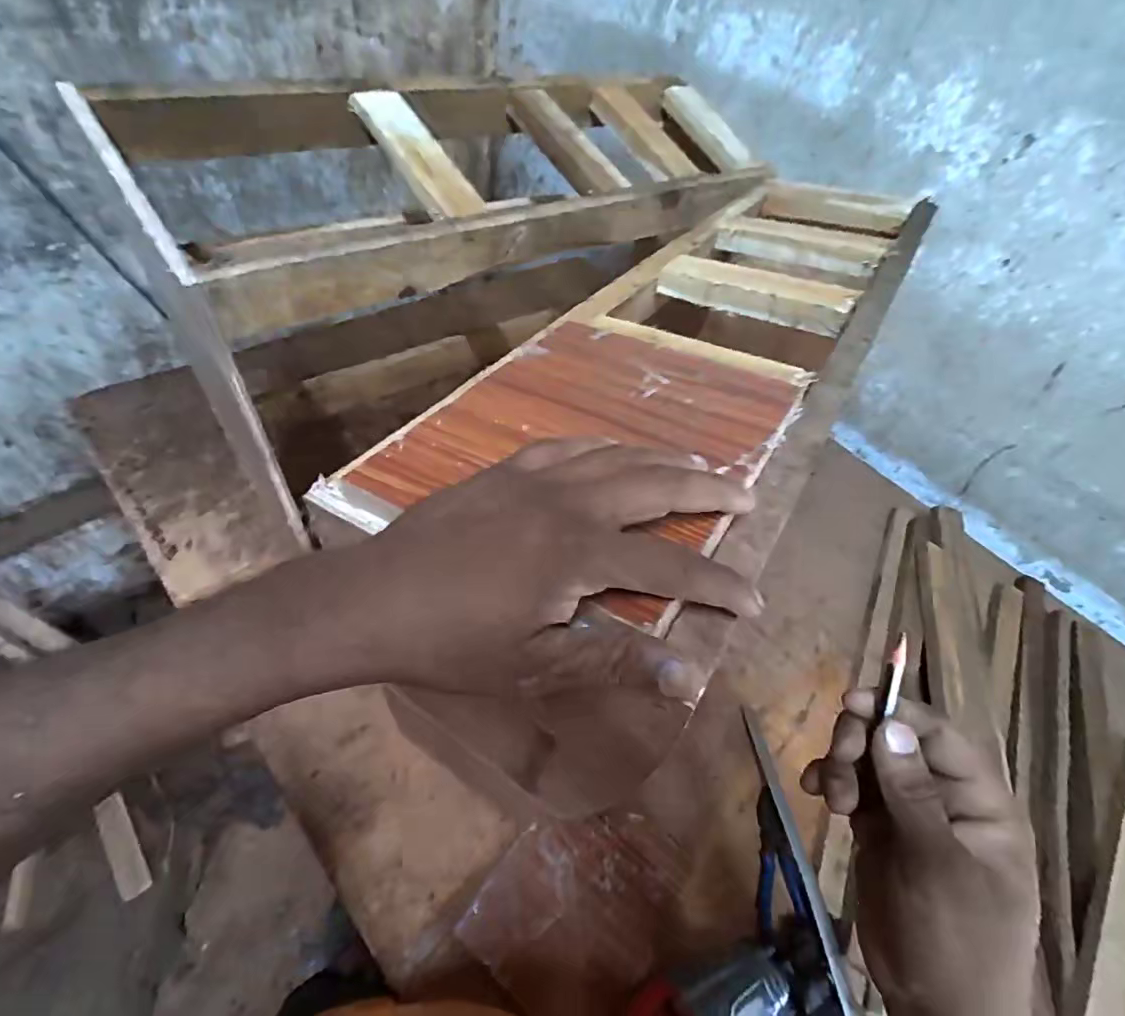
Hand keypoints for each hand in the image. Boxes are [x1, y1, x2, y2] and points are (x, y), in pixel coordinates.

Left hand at [293, 438, 763, 698]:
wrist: (369, 601)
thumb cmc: (452, 644)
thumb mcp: (536, 667)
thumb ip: (616, 661)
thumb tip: (688, 677)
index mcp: (579, 557)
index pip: (671, 569)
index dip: (719, 585)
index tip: (755, 600)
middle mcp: (570, 505)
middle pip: (656, 488)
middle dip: (710, 493)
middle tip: (749, 496)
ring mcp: (538, 480)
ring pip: (621, 458)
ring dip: (669, 460)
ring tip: (705, 465)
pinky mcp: (509, 470)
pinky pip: (573, 447)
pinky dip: (610, 446)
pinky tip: (622, 449)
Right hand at [802, 690, 1040, 1015]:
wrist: (939, 1011)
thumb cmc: (958, 940)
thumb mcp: (939, 867)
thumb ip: (913, 795)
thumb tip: (890, 726)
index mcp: (979, 799)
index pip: (939, 736)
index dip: (898, 711)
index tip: (853, 701)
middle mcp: (944, 796)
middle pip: (897, 741)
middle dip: (861, 740)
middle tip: (837, 760)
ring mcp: (909, 813)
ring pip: (870, 761)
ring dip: (842, 763)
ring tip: (829, 794)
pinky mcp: (879, 831)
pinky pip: (853, 789)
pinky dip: (832, 782)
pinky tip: (813, 790)